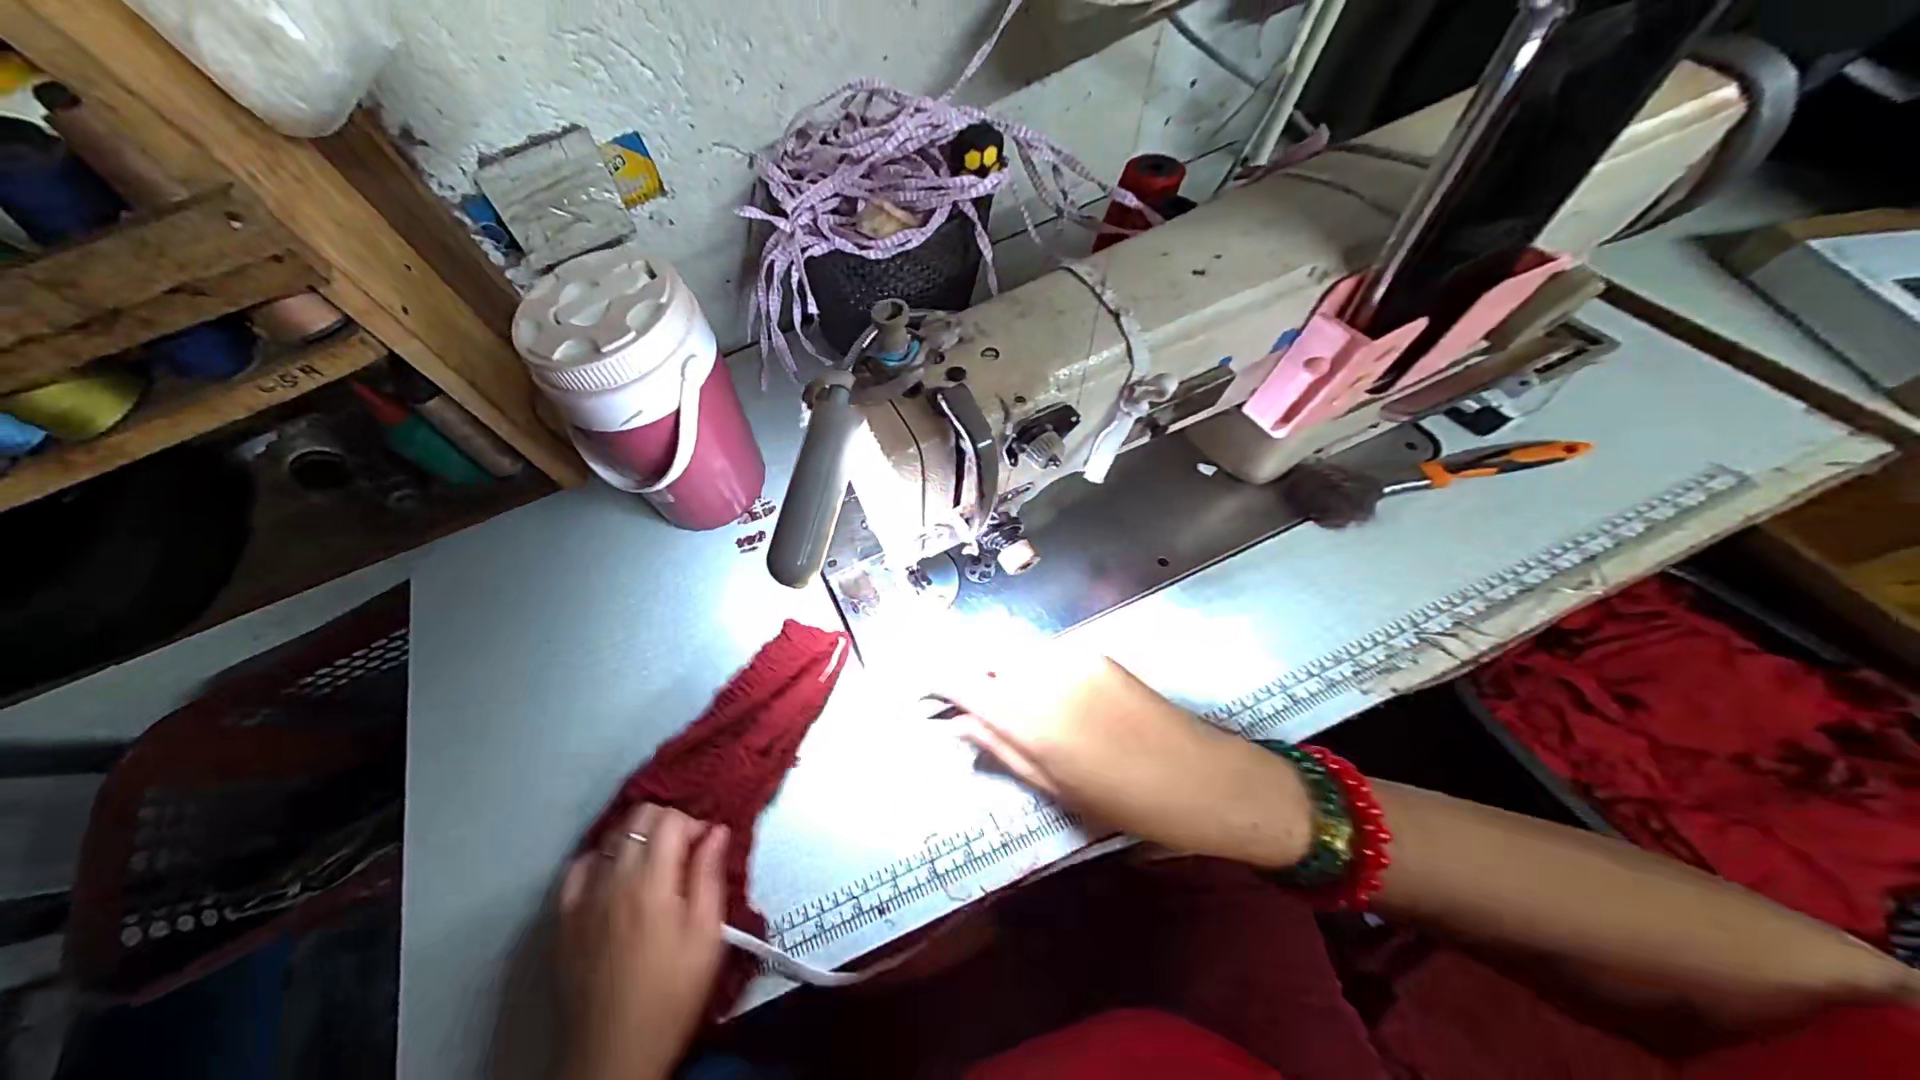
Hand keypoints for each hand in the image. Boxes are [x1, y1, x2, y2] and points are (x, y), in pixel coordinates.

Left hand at [558, 804, 728, 1079]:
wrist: (615, 1051)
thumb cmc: (673, 992)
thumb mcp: (707, 935)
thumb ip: (710, 875)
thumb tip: (717, 831)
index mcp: (651, 881)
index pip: (671, 819)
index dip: (695, 824)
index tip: (708, 848)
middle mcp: (613, 878)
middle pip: (639, 817)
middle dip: (668, 823)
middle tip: (686, 853)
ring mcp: (583, 896)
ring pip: (610, 836)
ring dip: (637, 837)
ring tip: (656, 864)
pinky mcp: (564, 917)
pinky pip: (579, 866)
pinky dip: (601, 858)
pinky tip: (615, 877)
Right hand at [931, 644, 1314, 868]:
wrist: (1209, 779)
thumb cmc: (1129, 803)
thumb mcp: (1058, 789)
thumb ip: (1003, 751)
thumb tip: (960, 726)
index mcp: (1031, 717)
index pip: (963, 681)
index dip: (936, 681)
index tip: (922, 690)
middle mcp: (1047, 675)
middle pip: (986, 650)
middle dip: (968, 668)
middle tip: (962, 699)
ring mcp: (1074, 657)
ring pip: (1016, 648)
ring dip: (999, 666)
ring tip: (1004, 701)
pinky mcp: (1097, 652)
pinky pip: (1047, 652)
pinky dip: (1031, 667)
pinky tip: (1045, 695)